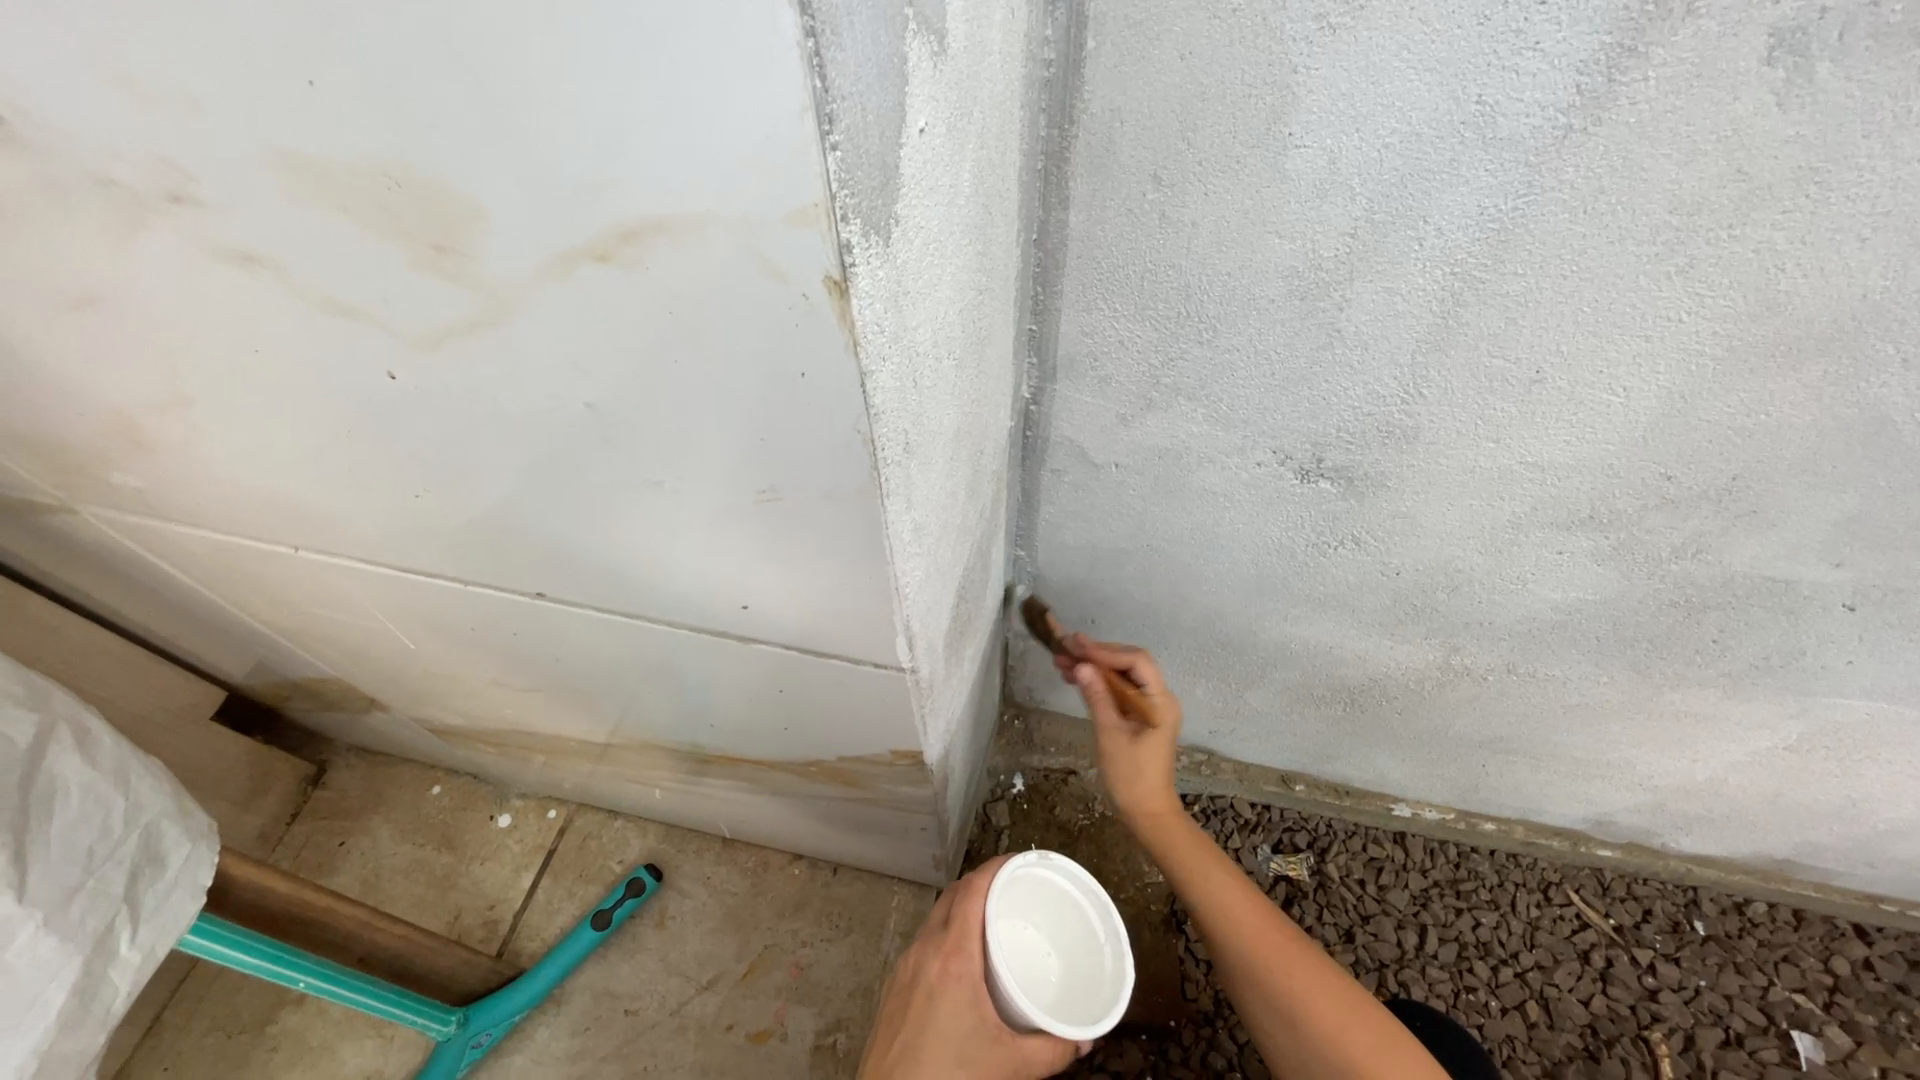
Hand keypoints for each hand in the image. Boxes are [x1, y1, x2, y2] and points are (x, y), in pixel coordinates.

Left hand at [858, 855, 1086, 1078]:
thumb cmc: (947, 1079)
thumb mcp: (1009, 1066)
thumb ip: (1052, 1050)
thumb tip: (1084, 1040)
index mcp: (951, 957)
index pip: (971, 889)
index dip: (995, 867)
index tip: (1019, 862)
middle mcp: (923, 952)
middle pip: (952, 896)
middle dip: (982, 883)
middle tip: (1013, 890)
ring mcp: (904, 968)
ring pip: (934, 918)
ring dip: (961, 908)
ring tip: (992, 921)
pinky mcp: (894, 988)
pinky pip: (923, 943)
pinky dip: (944, 935)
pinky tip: (963, 960)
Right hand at [1052, 636, 1183, 826]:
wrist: (1146, 811)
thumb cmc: (1131, 777)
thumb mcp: (1110, 734)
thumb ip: (1097, 697)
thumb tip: (1082, 665)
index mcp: (1160, 701)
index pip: (1136, 661)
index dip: (1105, 650)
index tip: (1076, 646)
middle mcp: (1159, 698)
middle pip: (1130, 663)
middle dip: (1097, 655)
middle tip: (1065, 649)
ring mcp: (1150, 707)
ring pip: (1122, 675)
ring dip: (1095, 667)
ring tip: (1062, 662)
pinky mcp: (1139, 716)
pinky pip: (1120, 691)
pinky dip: (1099, 683)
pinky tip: (1076, 679)